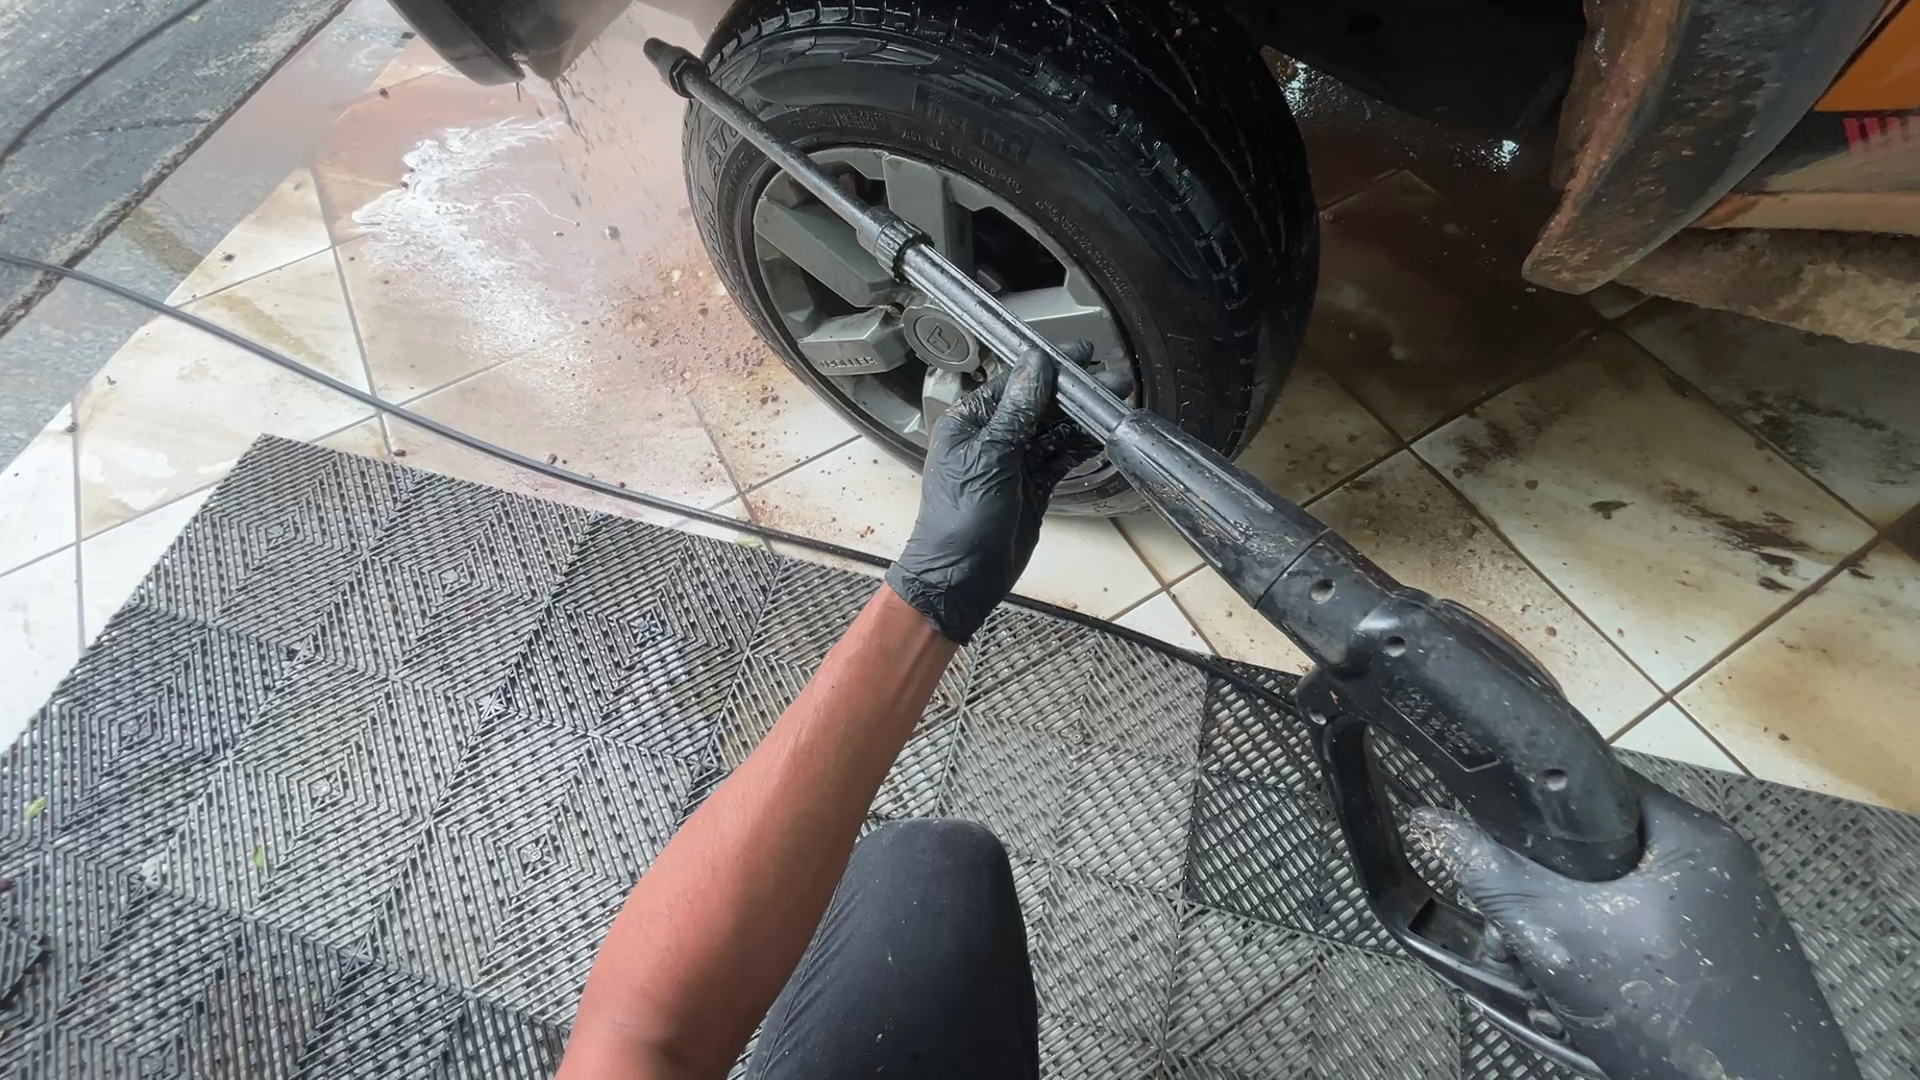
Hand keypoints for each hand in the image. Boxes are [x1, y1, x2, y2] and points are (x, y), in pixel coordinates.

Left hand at [885, 344, 1108, 643]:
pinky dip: (1078, 447)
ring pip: (1052, 430)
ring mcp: (1013, 462)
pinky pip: (1059, 458)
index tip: (1083, 354)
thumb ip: (1018, 410)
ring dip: (1081, 418)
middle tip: (1109, 379)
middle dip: (1073, 392)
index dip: (1049, 367)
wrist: (962, 576)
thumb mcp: (990, 455)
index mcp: (970, 422)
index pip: (1014, 381)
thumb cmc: (961, 517)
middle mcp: (991, 437)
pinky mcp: (1032, 486)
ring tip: (1114, 402)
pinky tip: (1099, 435)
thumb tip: (1036, 364)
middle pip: (1038, 404)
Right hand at [1409, 788, 1859, 1079]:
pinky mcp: (1721, 944)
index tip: (1491, 837)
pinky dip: (1599, 942)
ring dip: (1562, 917)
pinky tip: (1581, 978)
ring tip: (1543, 961)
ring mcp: (1721, 905)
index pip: (1580, 785)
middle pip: (1588, 842)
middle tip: (1515, 924)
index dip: (1524, 806)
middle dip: (1538, 882)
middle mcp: (1712, 858)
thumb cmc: (1673, 1017)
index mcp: (1689, 832)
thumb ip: (1483, 867)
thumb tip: (1426, 818)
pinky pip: (1633, 918)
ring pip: (1605, 885)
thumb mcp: (1552, 932)